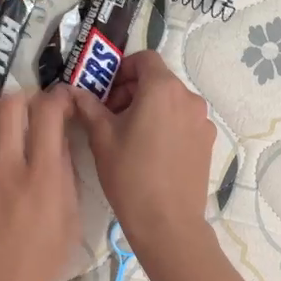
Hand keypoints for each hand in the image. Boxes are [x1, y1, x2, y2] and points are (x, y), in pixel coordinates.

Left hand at [0, 90, 79, 280]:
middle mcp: (3, 166)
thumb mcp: (68, 226)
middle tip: (29, 114)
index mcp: (41, 177)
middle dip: (24, 100)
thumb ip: (64, 178)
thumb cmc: (36, 273)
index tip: (62, 104)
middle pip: (8, 103)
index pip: (49, 112)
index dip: (58, 99)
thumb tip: (59, 143)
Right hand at [67, 51, 215, 257]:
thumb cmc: (130, 175)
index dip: (122, 70)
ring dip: (150, 108)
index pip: (145, 59)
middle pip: (159, 80)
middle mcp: (189, 98)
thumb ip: (88, 107)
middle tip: (110, 116)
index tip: (106, 93)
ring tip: (129, 136)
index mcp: (163, 88)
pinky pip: (184, 120)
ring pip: (172, 101)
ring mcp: (203, 120)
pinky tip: (152, 151)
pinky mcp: (208, 141)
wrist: (167, 221)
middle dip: (132, 91)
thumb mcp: (101, 138)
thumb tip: (72, 91)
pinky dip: (167, 124)